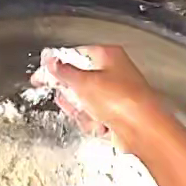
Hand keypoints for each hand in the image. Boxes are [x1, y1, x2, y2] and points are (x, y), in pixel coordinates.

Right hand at [29, 45, 164, 140]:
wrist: (143, 131)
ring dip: (83, 111)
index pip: (75, 54)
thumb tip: (51, 63)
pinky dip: (93, 123)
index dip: (57, 64)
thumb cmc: (122, 100)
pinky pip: (93, 117)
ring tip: (89, 114)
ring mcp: (115, 95)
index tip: (43, 72)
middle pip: (79, 80)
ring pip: (84, 102)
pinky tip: (100, 125)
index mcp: (108, 56)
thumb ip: (63, 72)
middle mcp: (113, 73)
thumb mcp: (83, 82)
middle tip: (65, 97)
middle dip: (71, 94)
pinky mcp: (116, 115)